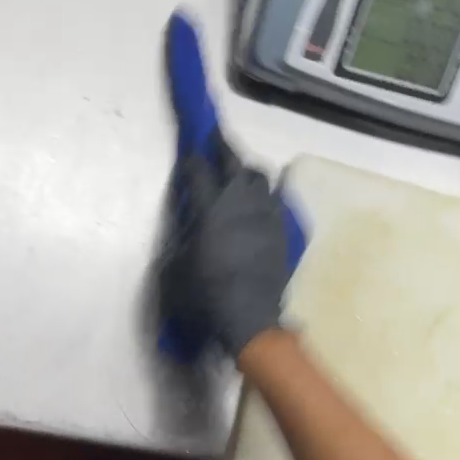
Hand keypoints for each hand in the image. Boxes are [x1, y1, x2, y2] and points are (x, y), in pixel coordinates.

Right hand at [159, 135, 295, 357]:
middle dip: (224, 148)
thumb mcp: (176, 267)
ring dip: (248, 172)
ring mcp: (267, 215)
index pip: (199, 171)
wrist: (249, 318)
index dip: (192, 160)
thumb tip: (189, 221)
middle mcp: (241, 203)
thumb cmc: (205, 295)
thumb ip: (182, 236)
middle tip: (216, 141)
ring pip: (261, 178)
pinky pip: (276, 201)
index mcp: (211, 209)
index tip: (190, 155)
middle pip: (235, 162)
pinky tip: (261, 204)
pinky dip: (266, 197)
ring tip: (240, 176)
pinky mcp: (283, 231)